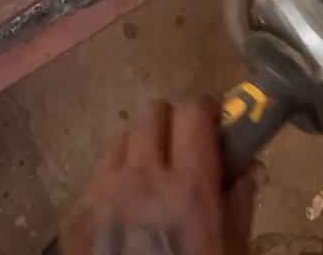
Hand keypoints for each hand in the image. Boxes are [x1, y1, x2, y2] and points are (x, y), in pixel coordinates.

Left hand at [59, 97, 256, 254]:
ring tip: (152, 179)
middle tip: (184, 148)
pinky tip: (126, 207)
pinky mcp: (75, 211)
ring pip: (123, 136)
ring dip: (142, 146)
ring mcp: (103, 191)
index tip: (216, 122)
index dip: (207, 112)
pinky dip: (115, 175)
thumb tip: (248, 167)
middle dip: (172, 122)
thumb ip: (239, 208)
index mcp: (188, 190)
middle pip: (154, 112)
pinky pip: (98, 170)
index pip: (194, 113)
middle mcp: (142, 178)